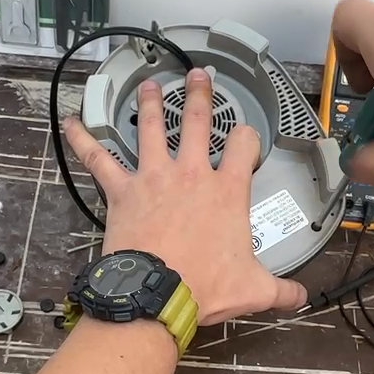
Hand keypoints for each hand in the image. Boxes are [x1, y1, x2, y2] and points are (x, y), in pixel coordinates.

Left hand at [62, 68, 307, 323]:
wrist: (158, 294)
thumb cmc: (204, 286)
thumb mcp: (254, 289)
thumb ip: (282, 289)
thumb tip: (300, 296)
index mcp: (227, 192)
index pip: (246, 146)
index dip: (249, 138)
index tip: (247, 139)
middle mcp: (191, 175)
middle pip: (198, 122)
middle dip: (200, 95)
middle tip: (198, 77)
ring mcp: (154, 178)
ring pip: (152, 128)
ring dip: (151, 104)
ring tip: (149, 85)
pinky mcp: (122, 191)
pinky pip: (98, 159)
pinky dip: (84, 140)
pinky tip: (73, 124)